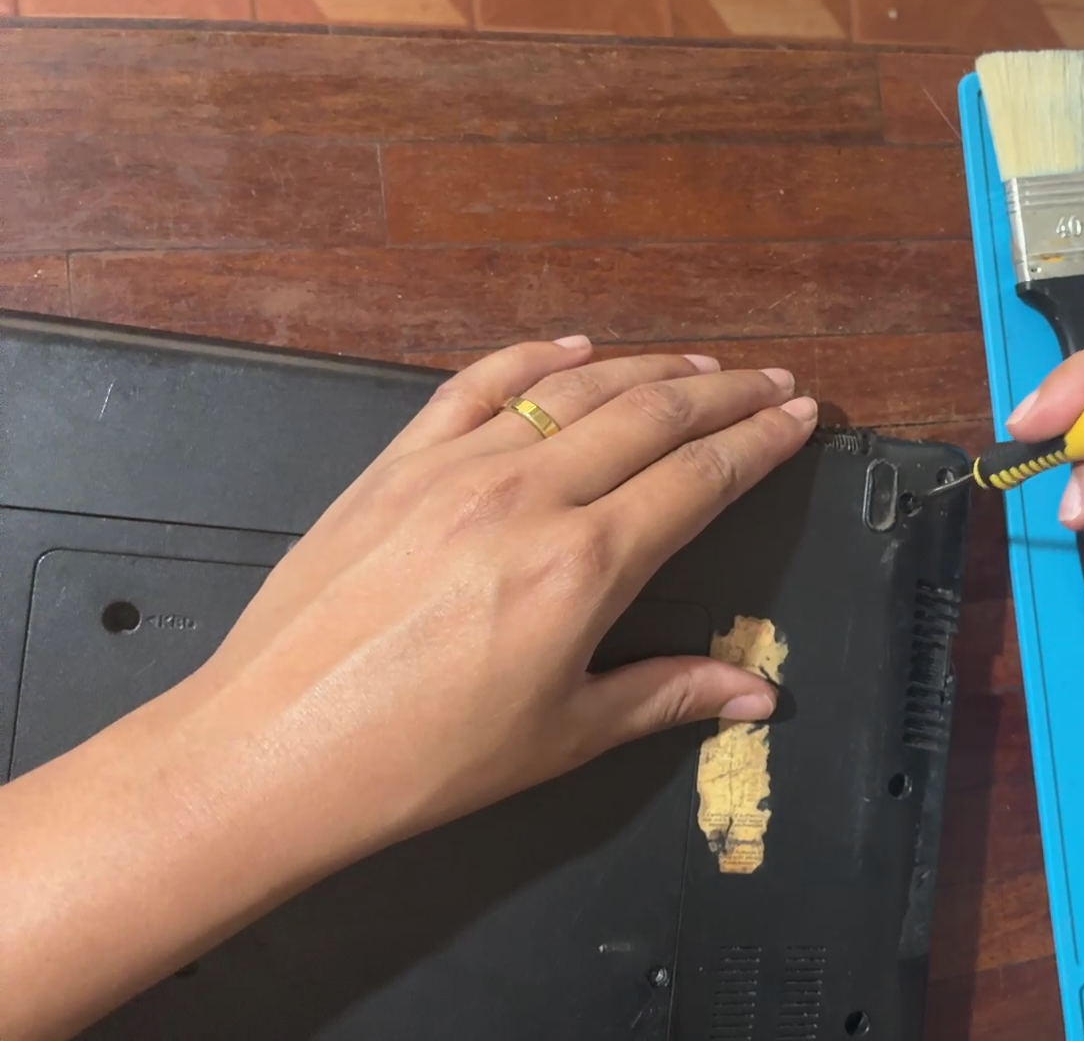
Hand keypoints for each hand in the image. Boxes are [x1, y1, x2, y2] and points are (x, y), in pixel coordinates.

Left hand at [135, 336, 818, 850]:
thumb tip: (762, 698)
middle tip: (776, 382)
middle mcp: (532, 497)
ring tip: (706, 363)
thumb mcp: (570, 733)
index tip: (800, 417)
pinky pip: (479, 387)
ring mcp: (460, 469)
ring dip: (655, 368)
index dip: (762, 441)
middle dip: (729, 394)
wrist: (260, 759)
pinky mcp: (399, 463)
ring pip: (580, 390)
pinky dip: (535, 357)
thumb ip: (675, 693)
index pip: (701, 478)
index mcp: (586, 565)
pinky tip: (577, 345)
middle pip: (655, 417)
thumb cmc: (431, 759)